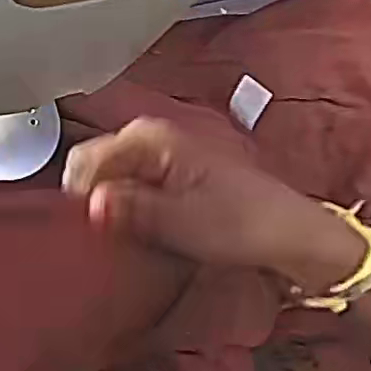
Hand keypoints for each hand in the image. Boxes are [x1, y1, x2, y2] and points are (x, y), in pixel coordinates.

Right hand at [62, 117, 364, 293]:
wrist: (290, 235)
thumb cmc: (242, 223)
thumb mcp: (180, 222)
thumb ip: (130, 209)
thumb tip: (89, 204)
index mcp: (149, 137)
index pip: (85, 158)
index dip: (79, 194)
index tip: (86, 226)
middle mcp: (149, 135)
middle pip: (94, 163)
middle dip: (92, 195)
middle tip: (105, 232)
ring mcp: (159, 151)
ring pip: (109, 173)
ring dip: (109, 201)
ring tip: (124, 231)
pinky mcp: (168, 169)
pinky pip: (127, 181)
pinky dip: (125, 202)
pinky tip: (139, 225)